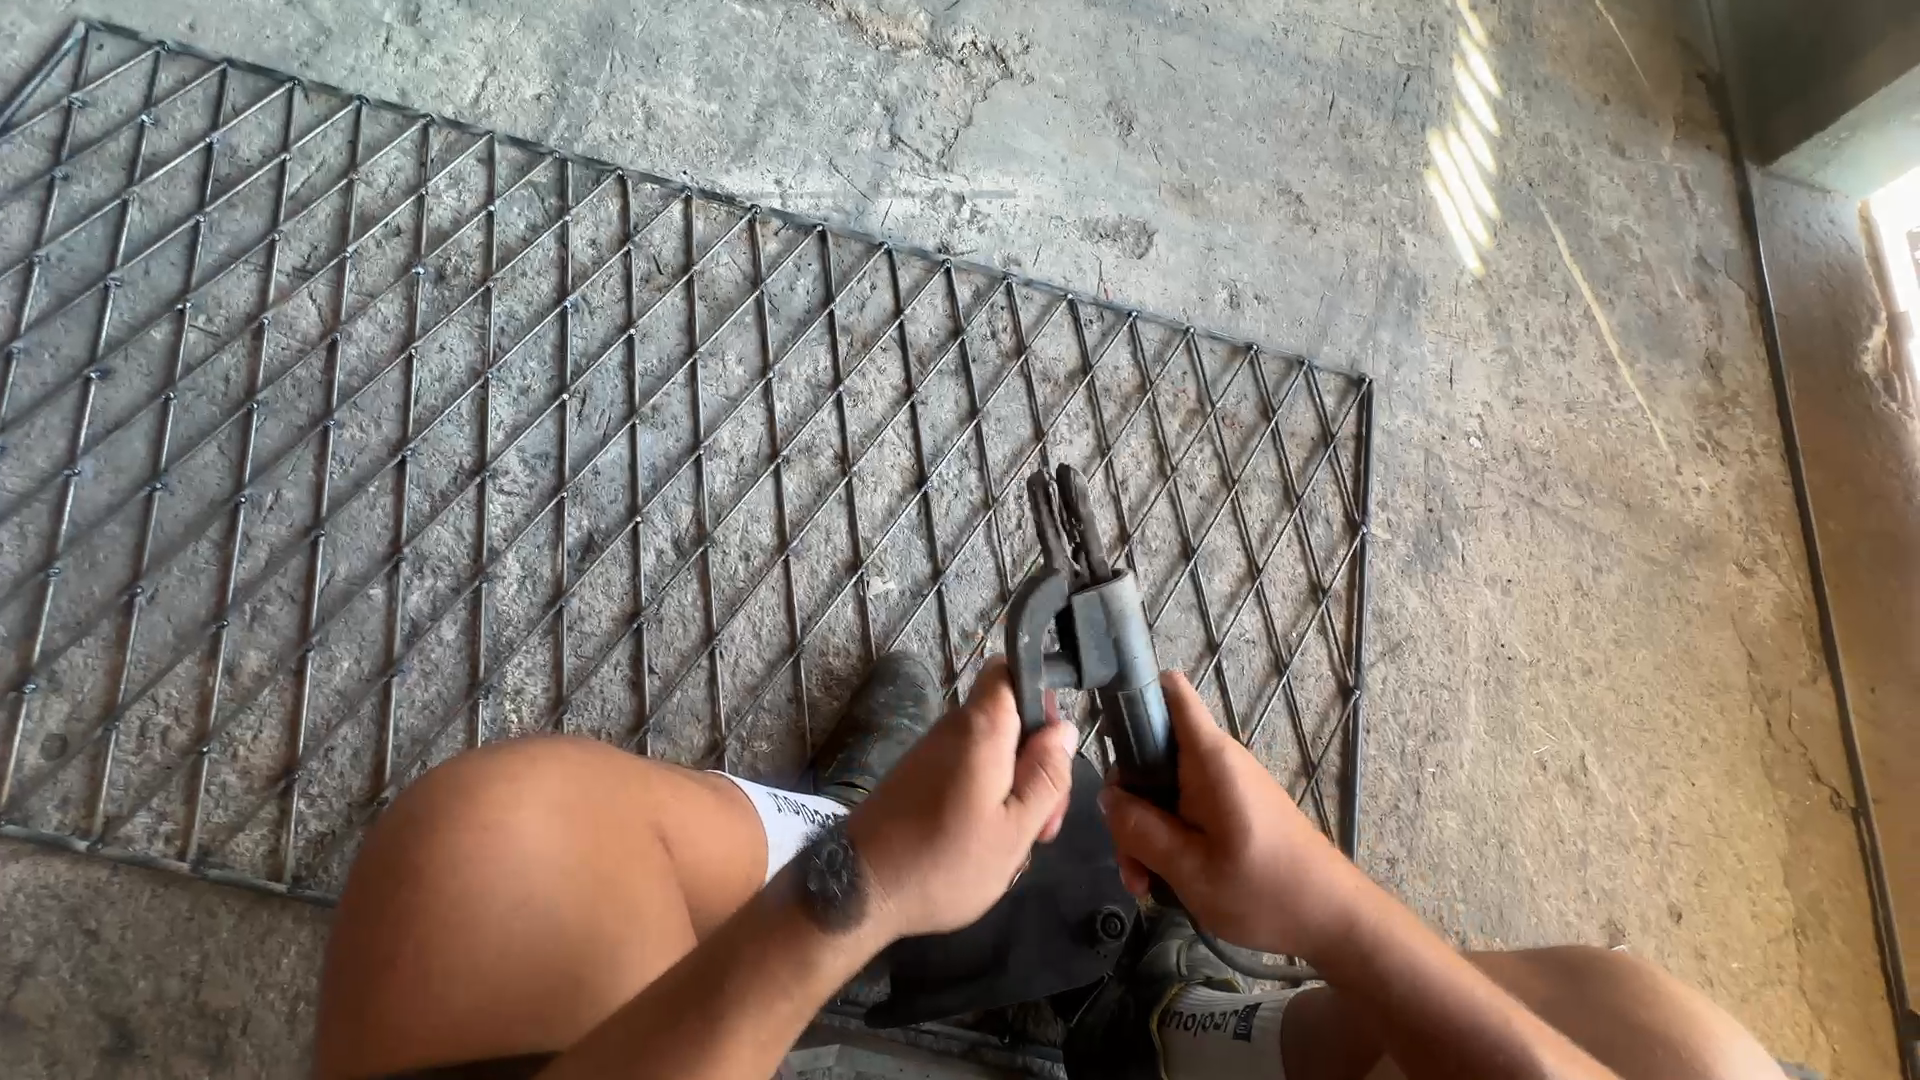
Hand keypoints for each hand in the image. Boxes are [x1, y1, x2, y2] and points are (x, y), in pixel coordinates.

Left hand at [845, 658, 1077, 939]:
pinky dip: (988, 799)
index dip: (1041, 694)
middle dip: (1037, 762)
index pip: (1011, 670)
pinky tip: (989, 842)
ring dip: (1015, 790)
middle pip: (1011, 720)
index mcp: (982, 728)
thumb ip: (1046, 776)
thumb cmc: (944, 861)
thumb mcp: (1015, 829)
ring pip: (994, 752)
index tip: (1054, 747)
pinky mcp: (921, 776)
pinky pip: (970, 771)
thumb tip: (1063, 729)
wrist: (859, 890)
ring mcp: (935, 752)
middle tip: (1044, 822)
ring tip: (1017, 843)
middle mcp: (955, 728)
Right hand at [1098, 670, 1372, 960]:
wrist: (1337, 923)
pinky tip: (1162, 882)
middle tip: (1127, 857)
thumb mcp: (1189, 867)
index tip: (1102, 726)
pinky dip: (1167, 840)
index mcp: (1208, 756)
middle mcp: (1214, 760)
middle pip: (1150, 753)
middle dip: (1129, 800)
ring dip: (1145, 831)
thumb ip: (1140, 828)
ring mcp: (1222, 785)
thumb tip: (1108, 798)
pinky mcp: (1230, 809)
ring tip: (1144, 885)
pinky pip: (1184, 809)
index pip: (1170, 691)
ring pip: (1163, 789)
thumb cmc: (1266, 889)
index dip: (1133, 693)